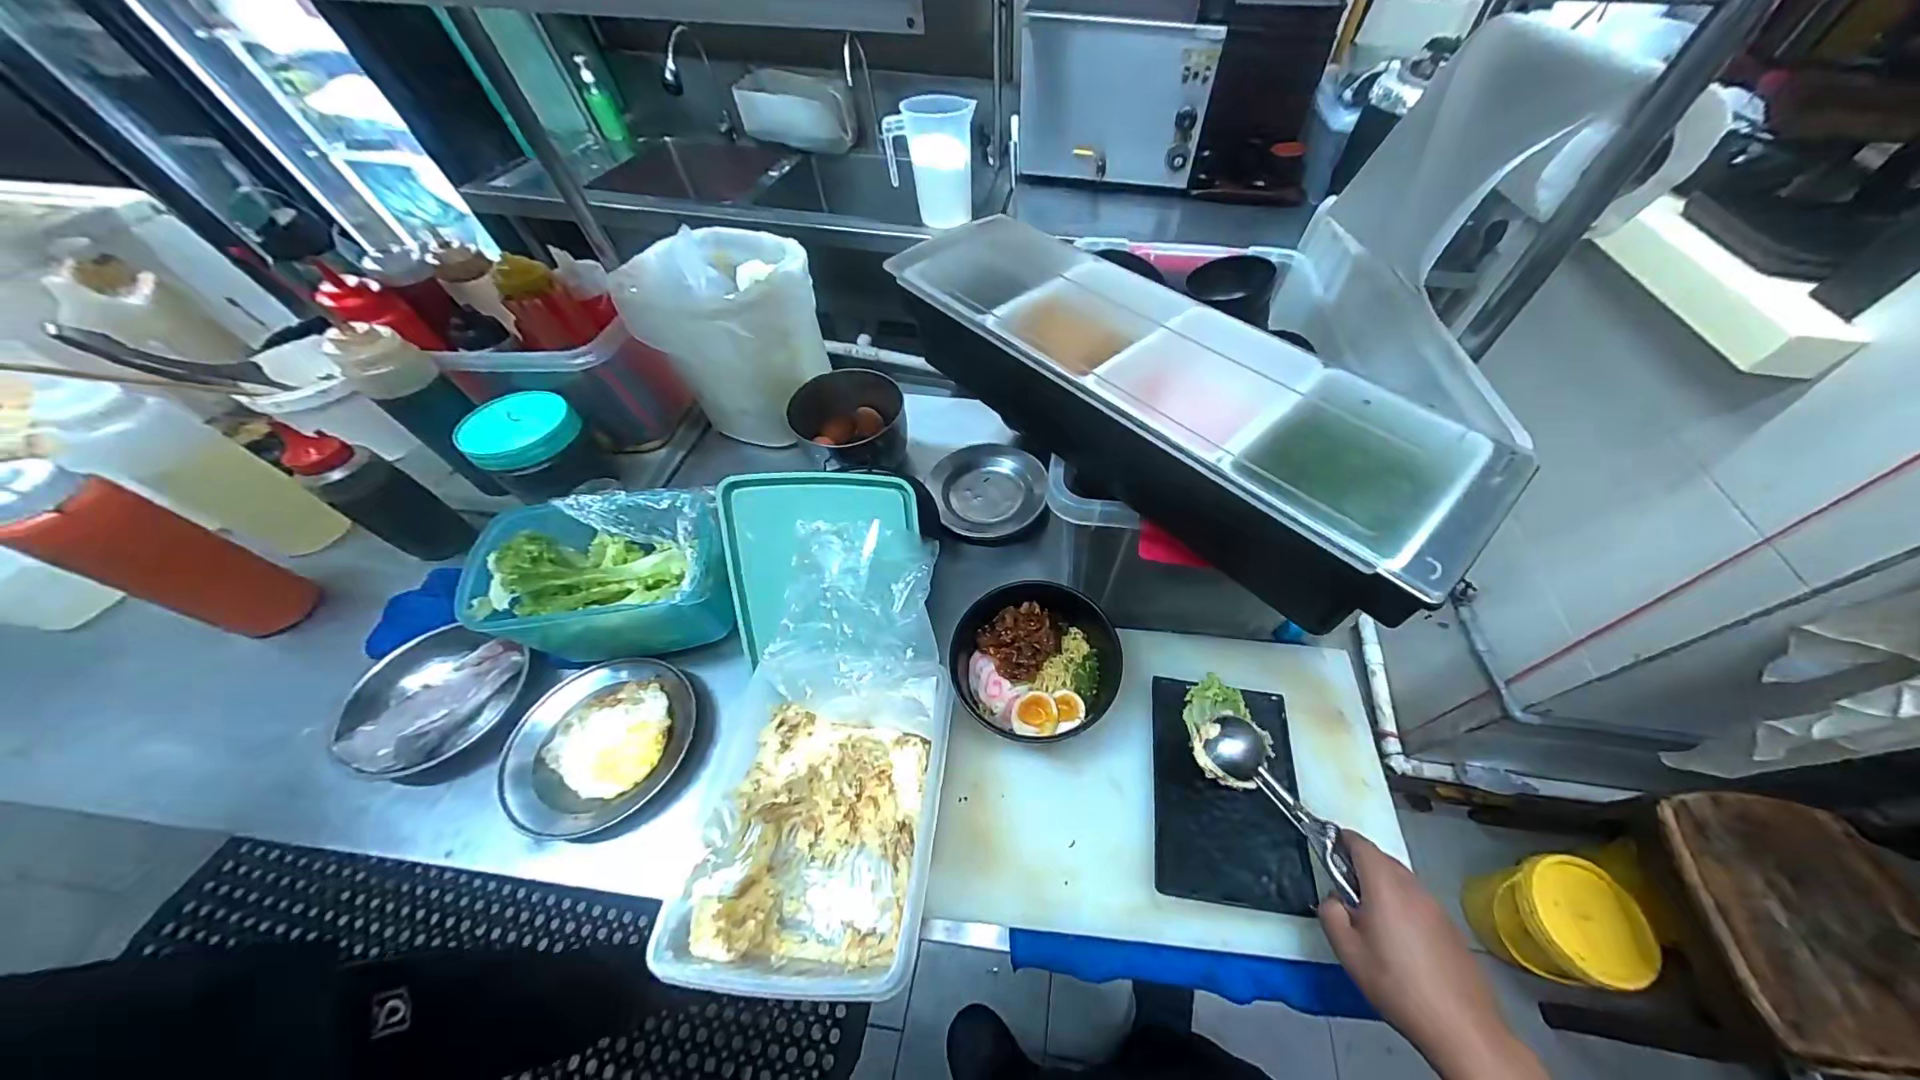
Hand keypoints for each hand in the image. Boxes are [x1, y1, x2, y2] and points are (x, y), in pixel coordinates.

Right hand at [1318, 831, 1548, 1079]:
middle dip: (1359, 864)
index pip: (1360, 843)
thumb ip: (1330, 912)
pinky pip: (1417, 901)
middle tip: (1343, 889)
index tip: (1326, 846)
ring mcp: (1436, 907)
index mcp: (1385, 885)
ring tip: (1369, 917)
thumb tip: (1335, 899)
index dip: (1339, 839)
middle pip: (1382, 859)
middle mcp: (1413, 888)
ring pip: (1401, 880)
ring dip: (1381, 885)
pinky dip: (1401, 904)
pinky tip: (1398, 939)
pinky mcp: (1451, 928)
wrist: (1461, 1028)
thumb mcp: (1346, 949)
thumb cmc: (1396, 983)